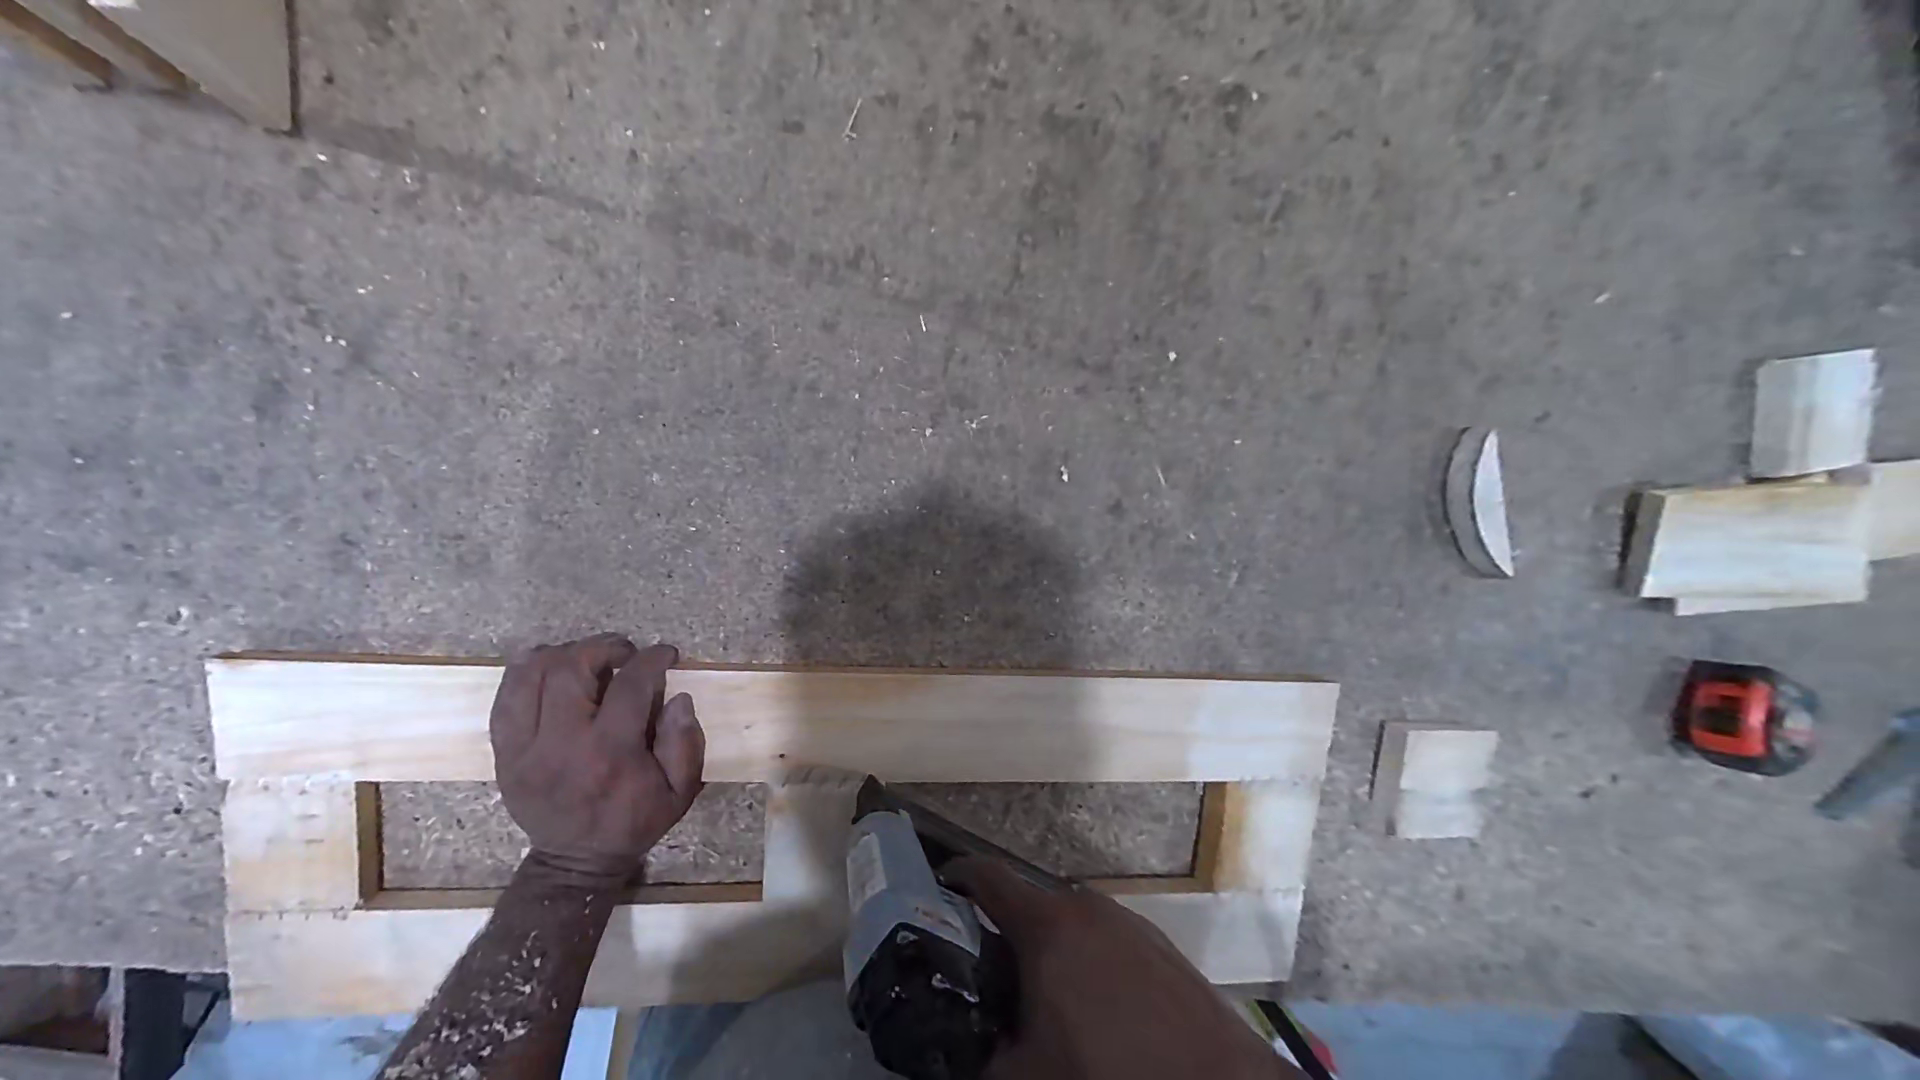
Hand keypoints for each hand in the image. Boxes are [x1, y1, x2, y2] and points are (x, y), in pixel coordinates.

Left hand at [489, 634, 704, 888]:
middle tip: (625, 651)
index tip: (667, 653)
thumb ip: (686, 741)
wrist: (575, 862)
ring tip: (588, 656)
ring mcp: (524, 748)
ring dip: (564, 653)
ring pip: (530, 675)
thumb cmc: (634, 822)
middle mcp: (561, 743)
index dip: (652, 659)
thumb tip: (677, 697)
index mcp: (610, 752)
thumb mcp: (679, 790)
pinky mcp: (503, 753)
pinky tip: (550, 666)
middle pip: (570, 668)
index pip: (630, 685)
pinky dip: (526, 673)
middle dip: (603, 646)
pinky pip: (504, 699)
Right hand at [943, 859, 1297, 1079]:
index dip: (955, 877)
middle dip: (1003, 934)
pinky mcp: (1158, 944)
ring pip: (1069, 923)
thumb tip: (963, 1054)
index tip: (936, 893)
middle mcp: (1084, 906)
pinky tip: (1100, 1010)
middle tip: (987, 976)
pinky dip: (1087, 961)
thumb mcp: (1031, 1075)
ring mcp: (1126, 921)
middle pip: (1028, 904)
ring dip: (1048, 950)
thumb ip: (986, 1061)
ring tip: (1044, 1000)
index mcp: (1046, 925)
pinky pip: (1105, 939)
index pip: (986, 876)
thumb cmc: (1113, 1070)